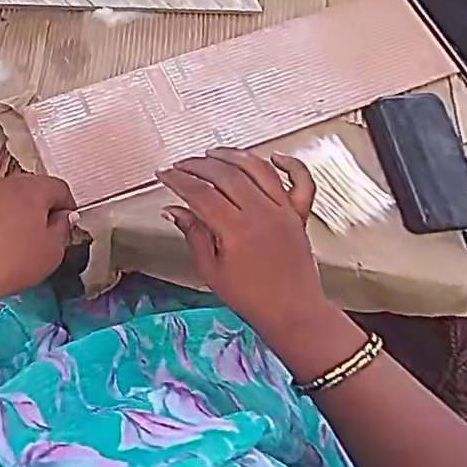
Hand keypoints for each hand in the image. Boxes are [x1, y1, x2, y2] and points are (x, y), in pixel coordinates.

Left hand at [0, 174, 77, 308]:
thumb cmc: (15, 259)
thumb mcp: (52, 250)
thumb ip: (63, 229)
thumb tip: (63, 216)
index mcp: (32, 187)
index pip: (60, 188)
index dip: (69, 208)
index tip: (69, 229)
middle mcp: (9, 183)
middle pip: (36, 189)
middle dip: (46, 209)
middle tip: (50, 236)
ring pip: (16, 199)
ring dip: (25, 215)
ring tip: (26, 243)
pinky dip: (6, 221)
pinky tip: (6, 245)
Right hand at [158, 148, 332, 334]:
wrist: (293, 313)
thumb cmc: (251, 298)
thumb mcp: (210, 270)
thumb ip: (193, 234)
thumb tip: (174, 211)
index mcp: (236, 230)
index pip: (200, 193)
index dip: (178, 180)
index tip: (165, 175)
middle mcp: (261, 215)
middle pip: (226, 175)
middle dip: (198, 165)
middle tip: (182, 165)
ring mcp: (283, 212)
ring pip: (258, 169)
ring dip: (232, 156)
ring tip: (214, 153)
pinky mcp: (299, 215)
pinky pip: (301, 182)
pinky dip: (291, 165)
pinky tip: (275, 156)